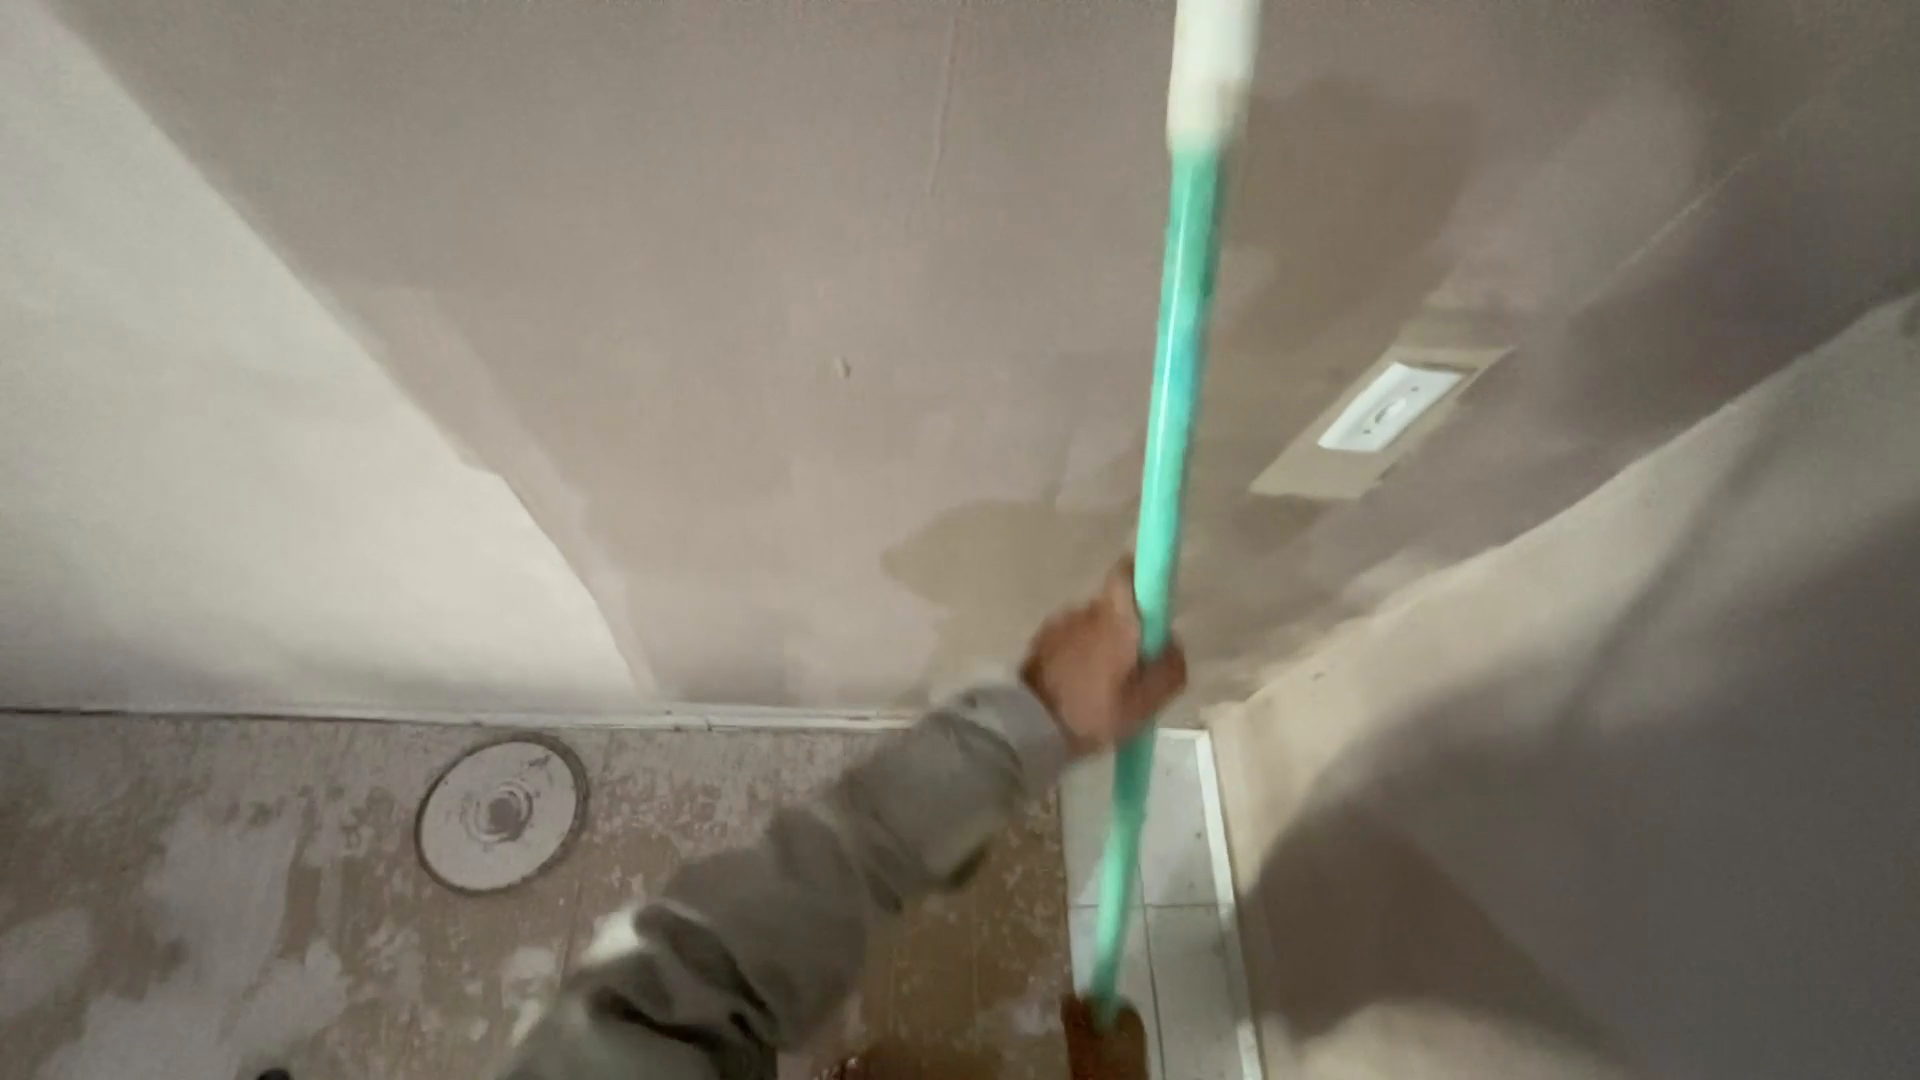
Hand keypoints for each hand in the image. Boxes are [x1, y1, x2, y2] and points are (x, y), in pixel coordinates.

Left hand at [1020, 558, 1187, 754]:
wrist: (1027, 727)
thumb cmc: (1092, 713)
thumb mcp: (1144, 703)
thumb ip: (1168, 668)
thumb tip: (1170, 642)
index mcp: (1115, 619)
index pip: (1126, 573)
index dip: (1142, 579)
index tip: (1154, 604)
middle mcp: (1084, 610)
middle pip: (1113, 607)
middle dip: (1126, 630)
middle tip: (1133, 669)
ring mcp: (1057, 623)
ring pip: (1090, 625)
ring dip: (1100, 645)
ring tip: (1102, 686)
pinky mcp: (1039, 641)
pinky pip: (1070, 639)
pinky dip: (1078, 655)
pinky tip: (1078, 687)